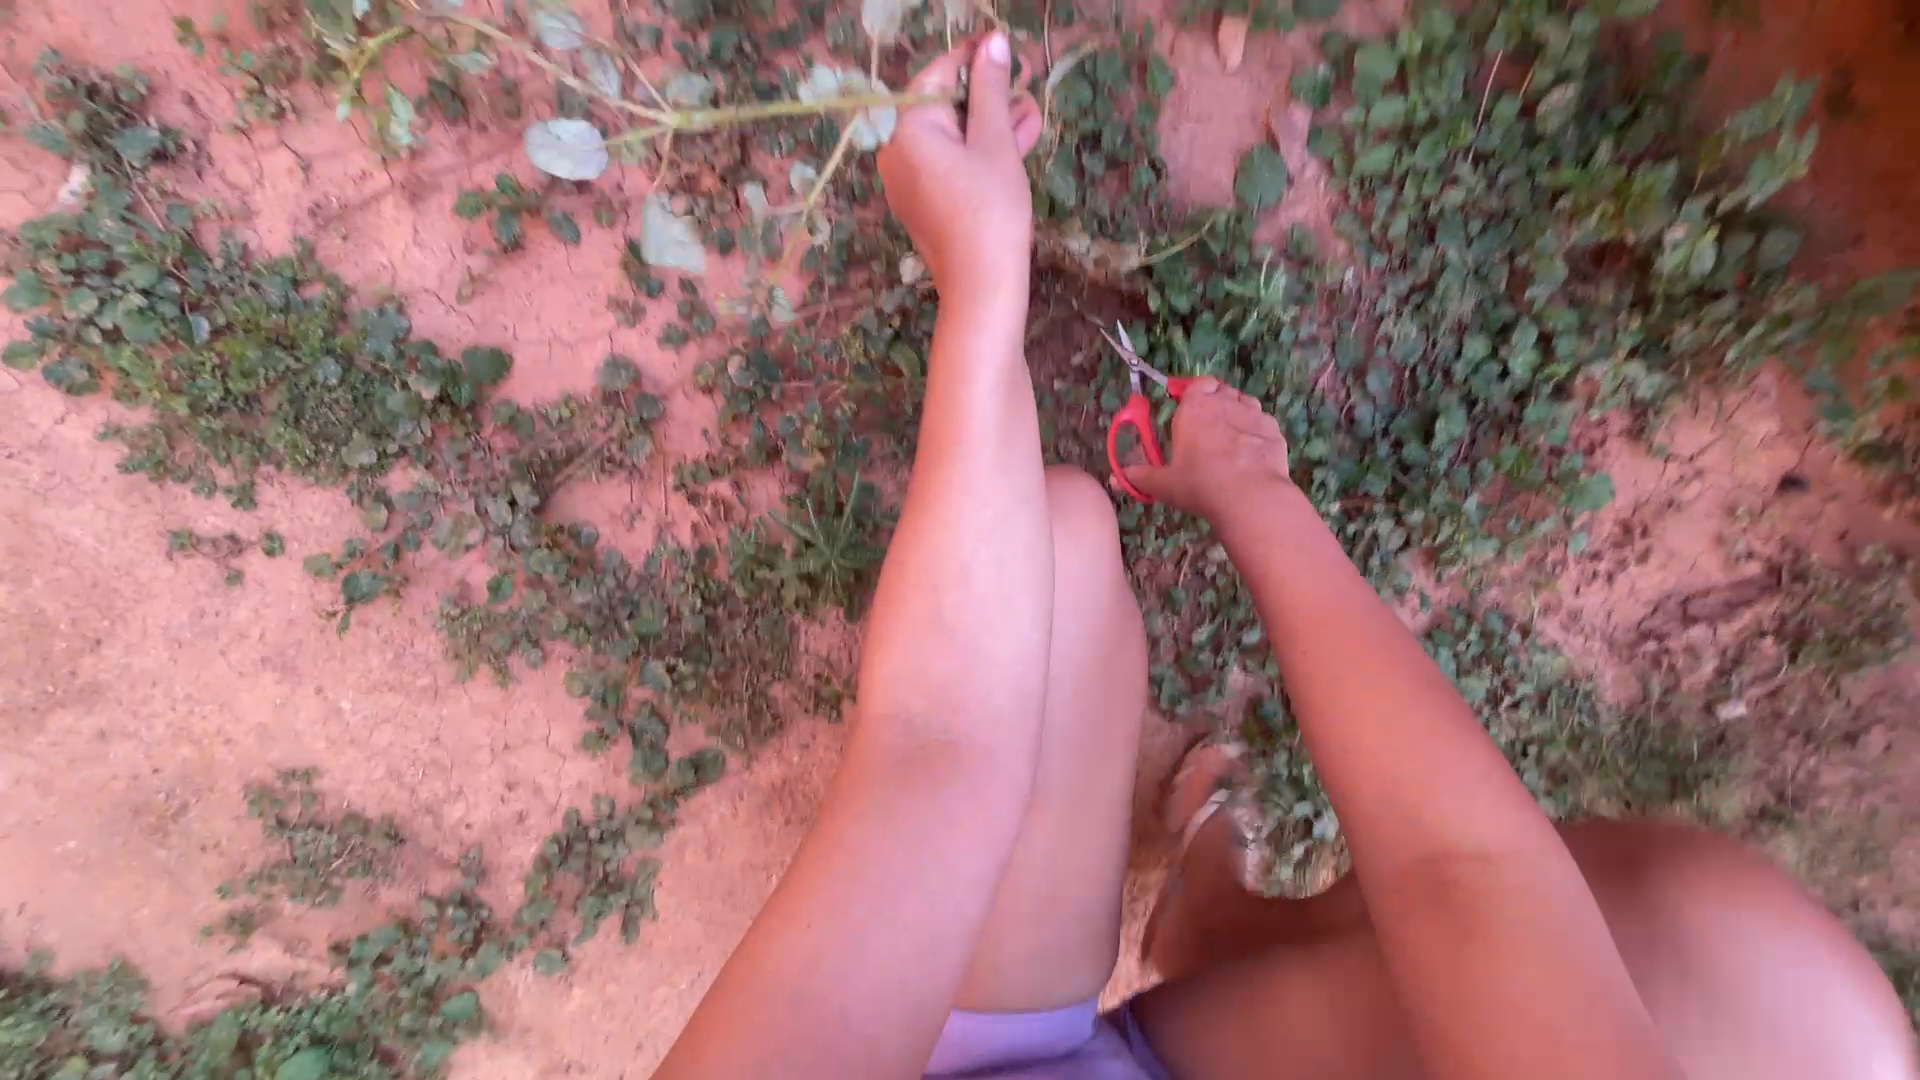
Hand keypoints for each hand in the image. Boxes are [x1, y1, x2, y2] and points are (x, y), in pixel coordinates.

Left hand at [878, 33, 1042, 309]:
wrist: (982, 288)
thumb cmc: (990, 211)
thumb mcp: (995, 143)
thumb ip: (991, 89)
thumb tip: (992, 43)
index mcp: (905, 129)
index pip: (939, 74)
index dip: (976, 60)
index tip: (1007, 52)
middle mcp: (896, 153)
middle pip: (944, 108)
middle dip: (988, 98)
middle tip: (1027, 85)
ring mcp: (908, 183)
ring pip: (952, 140)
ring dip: (991, 126)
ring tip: (1031, 117)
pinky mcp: (924, 206)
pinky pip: (950, 167)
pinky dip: (978, 156)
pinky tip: (1015, 144)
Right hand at [1123, 378, 1292, 521]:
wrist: (1250, 497)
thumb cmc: (1199, 484)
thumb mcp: (1164, 484)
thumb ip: (1141, 477)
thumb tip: (1118, 479)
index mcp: (1195, 408)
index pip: (1198, 383)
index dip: (1194, 391)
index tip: (1188, 407)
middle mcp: (1226, 403)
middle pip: (1222, 390)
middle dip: (1215, 401)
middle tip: (1206, 427)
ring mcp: (1254, 415)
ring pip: (1245, 403)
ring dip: (1237, 413)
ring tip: (1229, 438)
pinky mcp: (1274, 431)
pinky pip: (1263, 424)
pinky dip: (1256, 432)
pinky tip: (1250, 453)